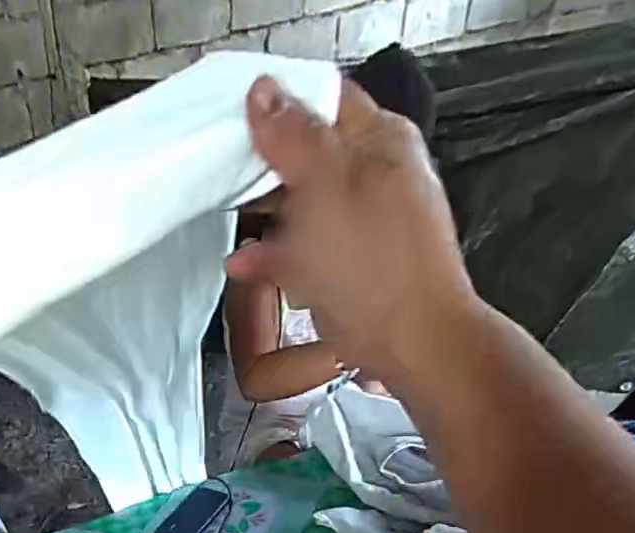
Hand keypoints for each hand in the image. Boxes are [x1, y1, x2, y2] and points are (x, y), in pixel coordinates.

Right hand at [226, 77, 484, 388]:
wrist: (407, 338)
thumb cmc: (371, 260)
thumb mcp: (326, 186)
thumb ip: (293, 137)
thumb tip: (263, 92)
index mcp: (378, 142)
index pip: (323, 101)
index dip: (280, 107)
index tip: (236, 123)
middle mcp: (371, 177)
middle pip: (306, 156)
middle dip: (265, 169)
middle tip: (226, 177)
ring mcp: (356, 225)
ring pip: (298, 206)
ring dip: (264, 217)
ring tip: (231, 225)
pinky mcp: (343, 265)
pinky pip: (300, 250)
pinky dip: (272, 256)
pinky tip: (244, 266)